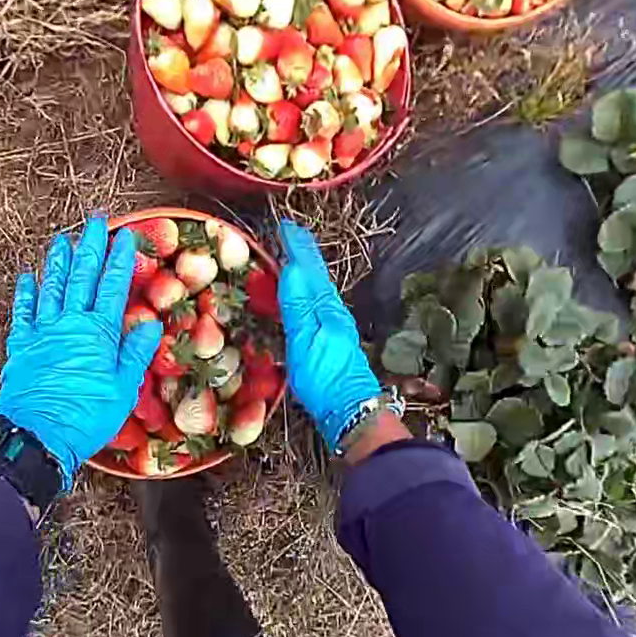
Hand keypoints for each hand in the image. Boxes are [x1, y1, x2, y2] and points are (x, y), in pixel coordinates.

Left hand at [0, 216, 162, 492]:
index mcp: (99, 332)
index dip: (120, 261)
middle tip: (95, 222)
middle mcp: (70, 324)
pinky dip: (26, 293)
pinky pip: (24, 312)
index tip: (125, 237)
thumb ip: (134, 353)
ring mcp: (43, 332)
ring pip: (52, 287)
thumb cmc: (88, 414)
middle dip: (90, 248)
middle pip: (81, 278)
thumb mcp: (123, 387)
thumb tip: (149, 325)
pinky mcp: (22, 345)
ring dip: (58, 262)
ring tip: (62, 239)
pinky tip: (28, 278)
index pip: (112, 287)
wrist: (38, 434)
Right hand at [277, 222, 381, 451]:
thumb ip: (299, 306)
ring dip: (304, 271)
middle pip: (316, 275)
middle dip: (302, 254)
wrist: (350, 410)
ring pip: (316, 289)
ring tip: (292, 258)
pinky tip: (301, 299)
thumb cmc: (325, 378)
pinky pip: (314, 305)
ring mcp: (333, 326)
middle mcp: (332, 312)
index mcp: (326, 307)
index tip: (285, 225)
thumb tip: (292, 267)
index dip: (297, 247)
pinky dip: (305, 293)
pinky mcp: (330, 341)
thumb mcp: (306, 340)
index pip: (309, 268)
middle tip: (288, 235)